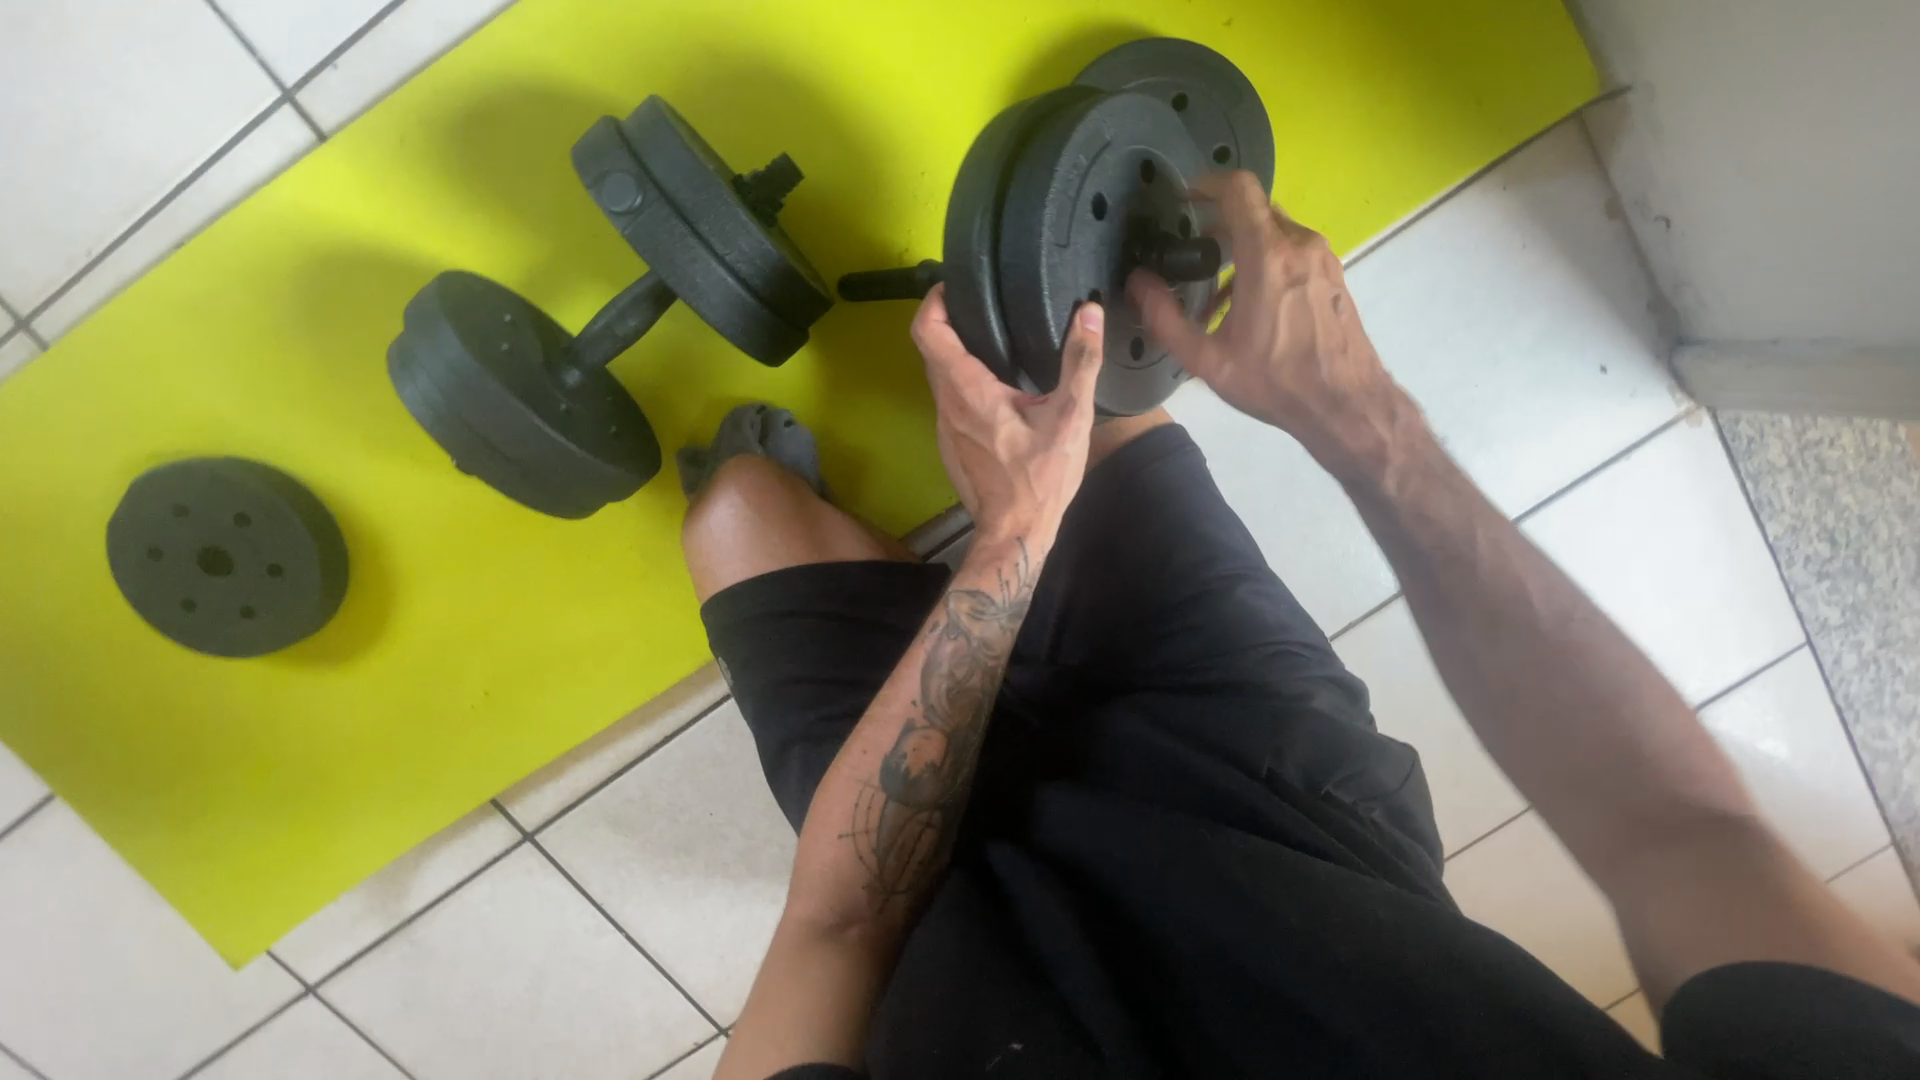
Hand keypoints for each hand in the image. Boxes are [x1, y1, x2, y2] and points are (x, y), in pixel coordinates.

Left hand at [910, 285, 1102, 548]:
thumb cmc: (1040, 478)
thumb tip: (1088, 313)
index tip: (953, 287)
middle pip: (932, 352)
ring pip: (941, 380)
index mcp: (967, 391)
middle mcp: (946, 405)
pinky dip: (965, 386)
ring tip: (995, 344)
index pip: (928, 331)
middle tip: (983, 308)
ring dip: (959, 357)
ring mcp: (944, 429)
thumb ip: (1081, 362)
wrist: (1014, 532)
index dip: (933, 302)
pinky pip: (951, 403)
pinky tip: (998, 393)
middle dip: (951, 324)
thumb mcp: (1070, 418)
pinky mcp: (951, 447)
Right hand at [1128, 171, 1415, 474]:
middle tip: (1191, 253)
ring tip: (1215, 290)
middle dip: (1218, 223)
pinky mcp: (1333, 274)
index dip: (1207, 184)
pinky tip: (1248, 305)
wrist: (1344, 403)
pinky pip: (1292, 251)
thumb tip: (1137, 283)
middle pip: (1254, 210)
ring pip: (1274, 231)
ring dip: (1241, 247)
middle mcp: (1299, 244)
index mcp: (1267, 256)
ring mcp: (1322, 257)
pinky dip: (1264, 262)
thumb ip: (1165, 318)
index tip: (1183, 199)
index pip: (1238, 189)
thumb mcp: (1206, 360)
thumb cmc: (1273, 382)